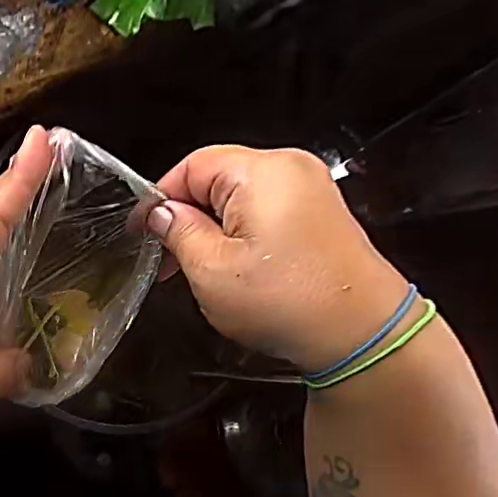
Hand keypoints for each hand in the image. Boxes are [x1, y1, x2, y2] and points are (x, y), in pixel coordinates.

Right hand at [147, 147, 410, 371]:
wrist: (359, 331)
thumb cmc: (286, 301)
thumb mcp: (210, 270)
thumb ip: (178, 232)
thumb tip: (160, 213)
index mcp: (260, 172)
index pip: (190, 165)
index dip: (159, 198)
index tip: (139, 232)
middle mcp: (288, 168)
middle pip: (214, 178)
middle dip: (184, 217)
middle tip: (163, 261)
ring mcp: (307, 189)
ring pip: (236, 198)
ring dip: (208, 229)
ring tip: (195, 271)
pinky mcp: (316, 213)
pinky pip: (261, 211)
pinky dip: (236, 235)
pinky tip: (229, 269)